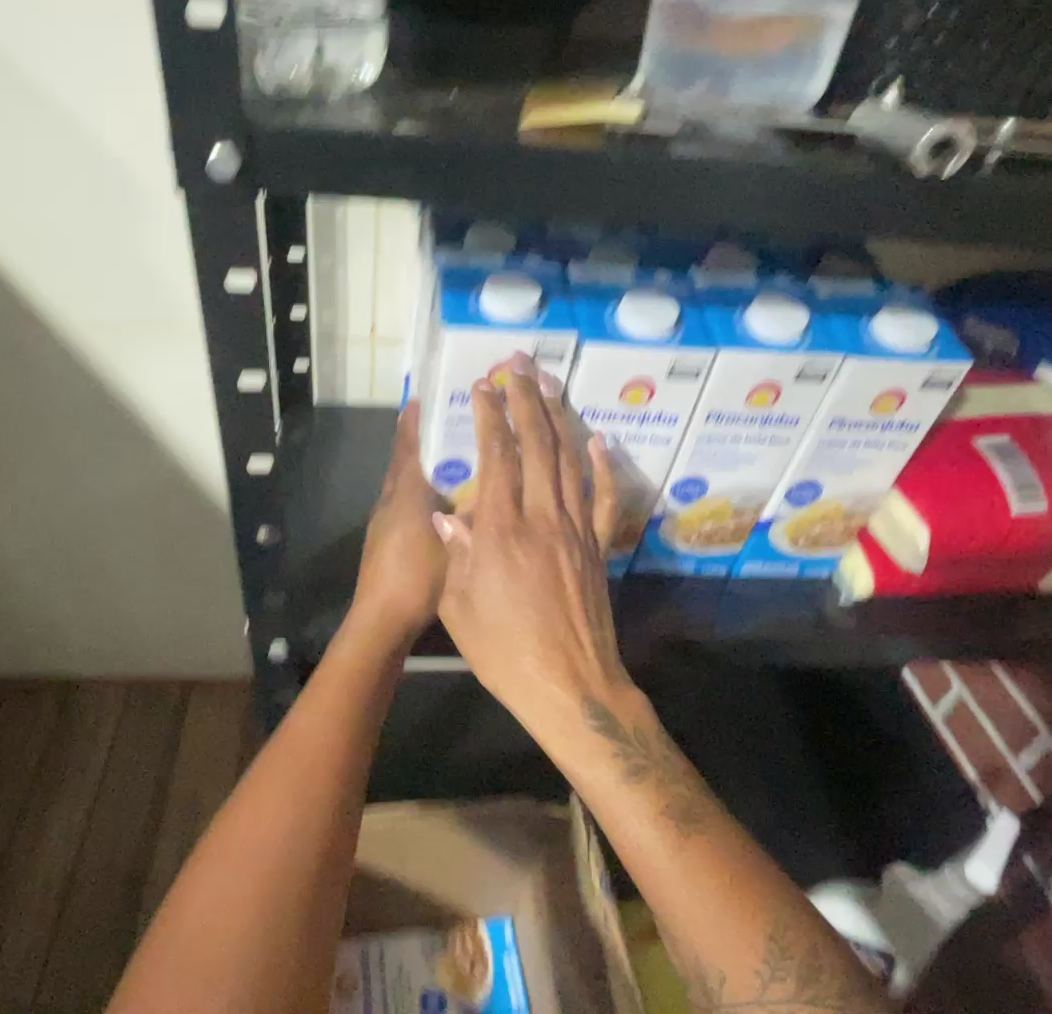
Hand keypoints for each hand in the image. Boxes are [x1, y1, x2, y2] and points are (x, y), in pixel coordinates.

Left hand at [349, 402, 448, 640]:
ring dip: (423, 467)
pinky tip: (444, 505)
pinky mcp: (385, 541)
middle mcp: (391, 498)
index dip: (418, 418)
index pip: (409, 442)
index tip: (432, 395)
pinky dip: (422, 494)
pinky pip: (406, 505)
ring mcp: (385, 521)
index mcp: (406, 490)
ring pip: (405, 483)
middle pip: (405, 458)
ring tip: (457, 459)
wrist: (382, 619)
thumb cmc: (418, 575)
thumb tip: (493, 479)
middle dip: (424, 438)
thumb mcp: (454, 537)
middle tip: (454, 421)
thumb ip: (470, 508)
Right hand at [432, 353, 633, 729]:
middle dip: (526, 400)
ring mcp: (577, 530)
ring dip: (560, 417)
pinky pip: (603, 498)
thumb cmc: (505, 652)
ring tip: (550, 383)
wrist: (572, 686)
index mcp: (502, 531)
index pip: (497, 458)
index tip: (482, 387)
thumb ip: (458, 555)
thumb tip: (448, 515)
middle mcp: (543, 519)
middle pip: (538, 445)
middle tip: (518, 364)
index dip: (490, 417)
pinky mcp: (598, 548)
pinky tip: (600, 439)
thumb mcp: (461, 607)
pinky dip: (603, 465)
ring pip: (571, 460)